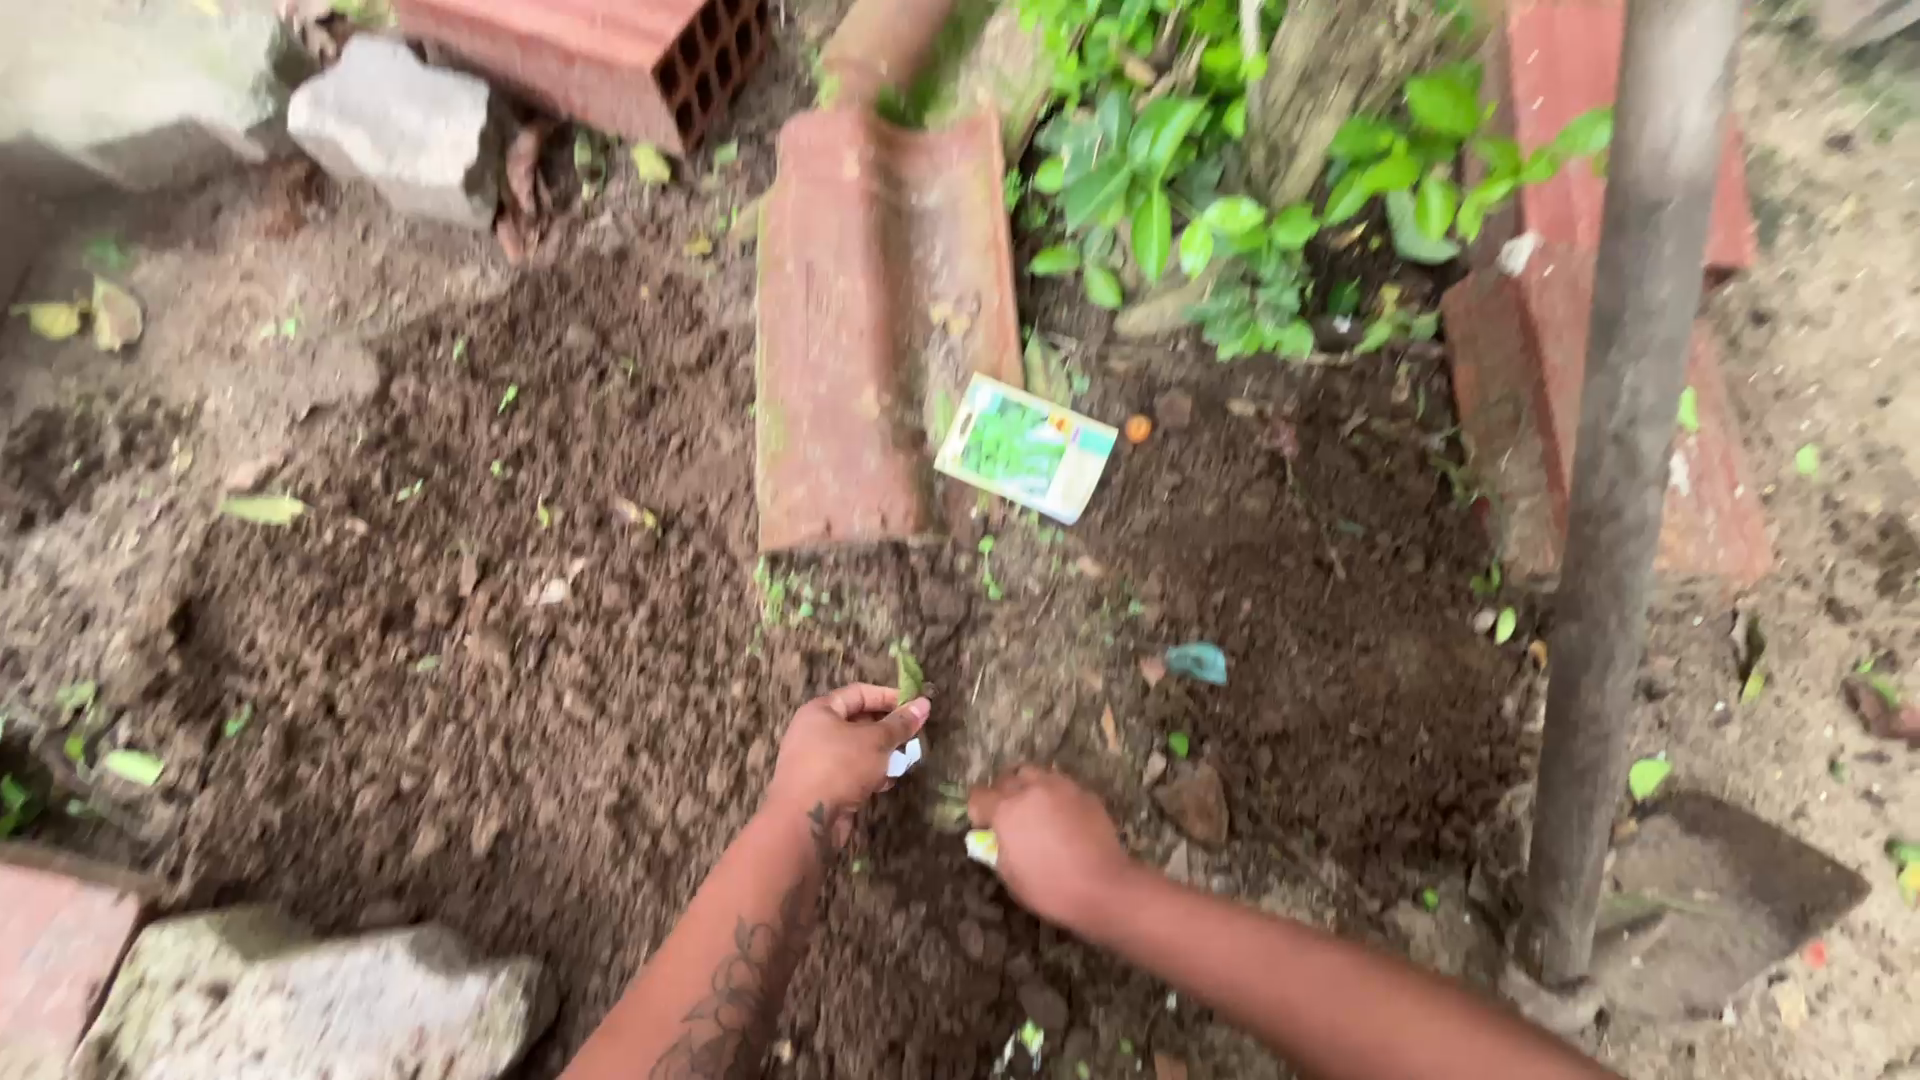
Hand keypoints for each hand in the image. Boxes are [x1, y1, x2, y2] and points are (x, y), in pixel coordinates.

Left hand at [765, 684, 927, 831]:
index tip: (914, 705)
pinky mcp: (822, 786)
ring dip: (882, 755)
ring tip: (903, 761)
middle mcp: (814, 732)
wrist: (803, 821)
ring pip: (857, 750)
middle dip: (888, 730)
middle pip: (858, 722)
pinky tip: (885, 783)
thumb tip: (924, 703)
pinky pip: (851, 772)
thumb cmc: (839, 767)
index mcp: (821, 711)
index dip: (888, 696)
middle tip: (912, 736)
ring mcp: (816, 760)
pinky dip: (869, 774)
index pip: (859, 693)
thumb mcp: (875, 741)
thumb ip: (900, 723)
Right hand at [968, 767, 1136, 930]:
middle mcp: (1030, 789)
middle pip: (1006, 778)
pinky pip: (1061, 784)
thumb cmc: (1050, 888)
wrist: (1103, 886)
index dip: (978, 810)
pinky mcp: (1083, 792)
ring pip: (1034, 773)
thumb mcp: (1010, 876)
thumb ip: (998, 849)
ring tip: (1034, 807)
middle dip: (1001, 793)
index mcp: (1006, 809)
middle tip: (1008, 814)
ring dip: (1027, 786)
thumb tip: (999, 838)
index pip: (979, 795)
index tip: (984, 825)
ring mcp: (1060, 786)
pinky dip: (1054, 794)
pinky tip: (1062, 815)